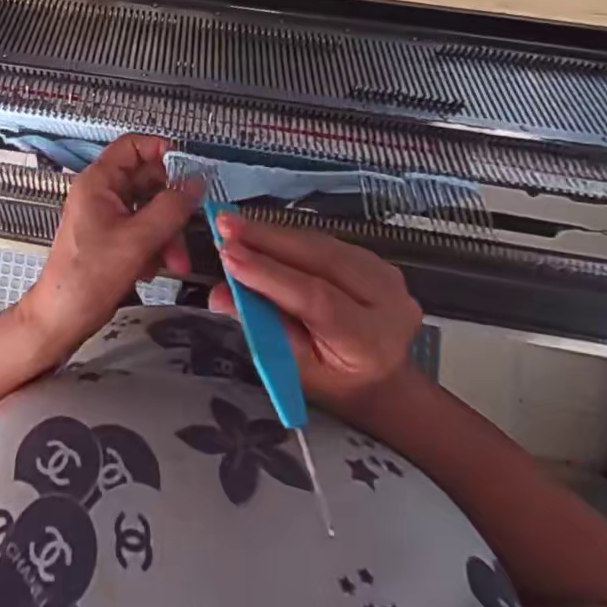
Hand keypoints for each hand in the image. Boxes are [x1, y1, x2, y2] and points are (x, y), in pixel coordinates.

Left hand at [19, 134, 199, 347]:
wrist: (63, 317)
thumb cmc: (86, 277)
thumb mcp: (137, 239)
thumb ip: (170, 208)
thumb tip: (195, 184)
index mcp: (99, 182)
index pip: (133, 145)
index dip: (163, 151)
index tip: (188, 169)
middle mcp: (103, 194)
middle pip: (149, 180)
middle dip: (172, 204)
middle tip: (189, 220)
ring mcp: (109, 216)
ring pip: (151, 208)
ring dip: (169, 232)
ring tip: (176, 259)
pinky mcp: (115, 238)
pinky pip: (145, 230)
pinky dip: (157, 246)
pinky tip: (156, 267)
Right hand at [208, 211, 422, 413]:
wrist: (379, 378)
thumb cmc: (331, 381)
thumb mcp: (292, 366)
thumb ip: (261, 326)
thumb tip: (218, 294)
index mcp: (369, 340)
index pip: (316, 298)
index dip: (269, 274)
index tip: (227, 254)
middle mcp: (387, 302)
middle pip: (322, 260)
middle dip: (267, 241)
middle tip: (224, 225)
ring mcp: (388, 276)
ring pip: (323, 244)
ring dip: (274, 233)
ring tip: (233, 225)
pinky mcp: (378, 260)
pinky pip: (327, 242)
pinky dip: (290, 236)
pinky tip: (259, 231)